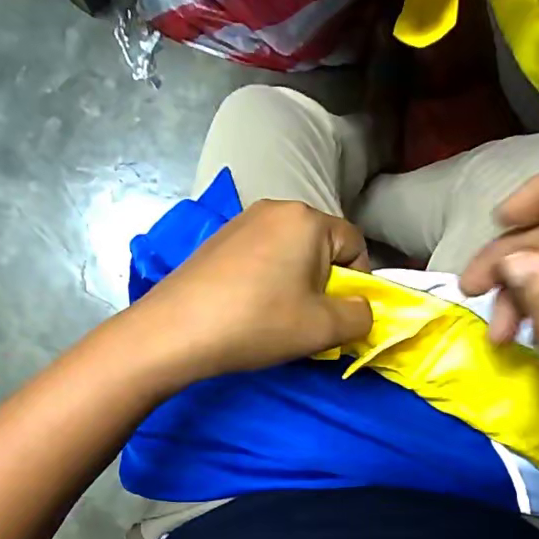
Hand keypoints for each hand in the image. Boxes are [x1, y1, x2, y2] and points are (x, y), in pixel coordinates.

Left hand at [128, 200, 374, 381]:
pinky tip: (247, 308)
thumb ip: (361, 316)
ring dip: (294, 283)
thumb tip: (363, 309)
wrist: (175, 330)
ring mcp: (240, 221)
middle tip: (306, 320)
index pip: (355, 244)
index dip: (357, 283)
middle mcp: (274, 208)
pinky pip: (259, 256)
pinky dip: (265, 280)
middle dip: (323, 283)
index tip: (339, 315)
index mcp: (307, 219)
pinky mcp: (216, 240)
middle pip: (320, 246)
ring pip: (288, 252)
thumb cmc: (257, 323)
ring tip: (274, 317)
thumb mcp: (323, 328)